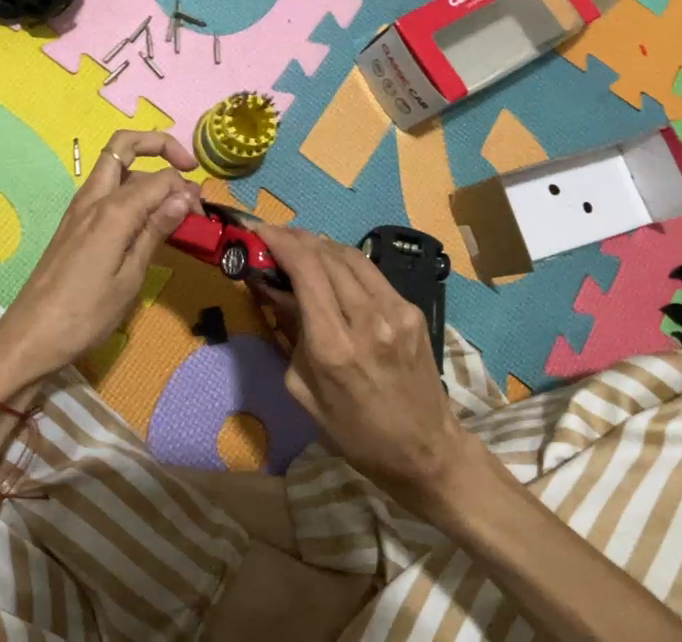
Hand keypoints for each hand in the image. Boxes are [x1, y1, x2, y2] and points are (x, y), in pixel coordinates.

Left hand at [0, 130, 200, 399]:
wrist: (32, 334)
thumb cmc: (86, 314)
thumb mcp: (130, 278)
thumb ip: (155, 232)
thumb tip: (183, 198)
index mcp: (112, 210)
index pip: (159, 178)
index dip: (186, 190)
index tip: (201, 215)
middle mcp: (93, 198)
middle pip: (124, 145)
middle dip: (159, 145)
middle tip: (188, 167)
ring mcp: (79, 208)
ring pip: (113, 165)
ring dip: (143, 166)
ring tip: (171, 196)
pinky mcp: (73, 222)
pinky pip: (104, 188)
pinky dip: (129, 187)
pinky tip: (145, 215)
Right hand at [253, 225, 474, 506]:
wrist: (425, 450)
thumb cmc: (354, 432)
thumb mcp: (303, 389)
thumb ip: (289, 333)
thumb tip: (272, 288)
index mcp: (333, 346)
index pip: (305, 271)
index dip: (279, 242)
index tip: (256, 231)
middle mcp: (366, 320)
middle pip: (325, 255)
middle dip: (294, 238)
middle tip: (271, 237)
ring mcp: (395, 311)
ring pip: (350, 256)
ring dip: (319, 244)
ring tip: (297, 244)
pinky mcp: (411, 310)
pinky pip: (370, 272)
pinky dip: (343, 261)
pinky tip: (330, 266)